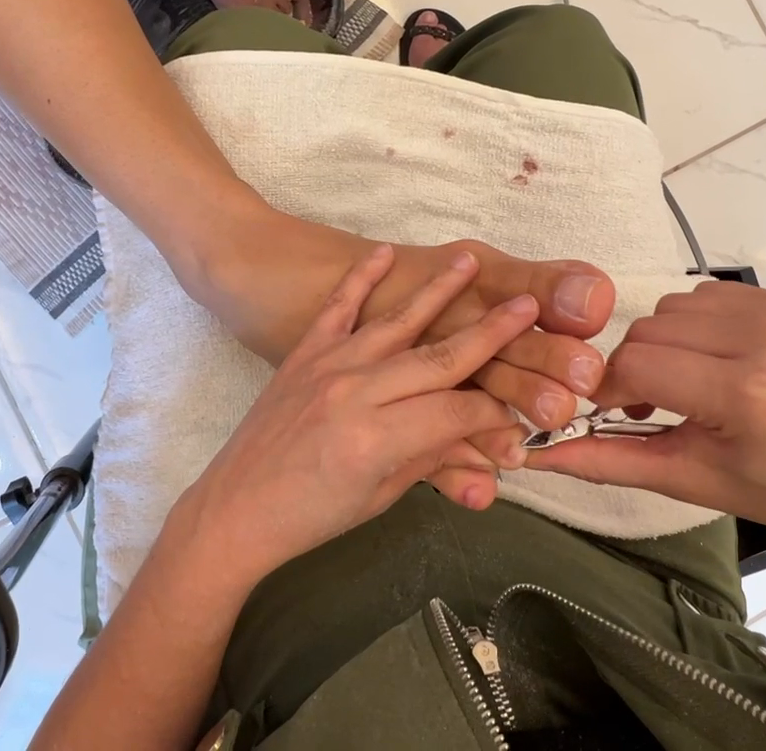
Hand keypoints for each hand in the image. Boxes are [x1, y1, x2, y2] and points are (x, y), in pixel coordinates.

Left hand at [175, 244, 534, 583]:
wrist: (236, 506)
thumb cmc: (312, 515)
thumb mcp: (379, 496)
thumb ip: (431, 460)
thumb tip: (486, 441)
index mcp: (377, 439)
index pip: (457, 413)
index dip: (495, 412)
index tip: (524, 409)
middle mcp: (356, 393)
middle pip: (438, 358)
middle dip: (489, 334)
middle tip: (528, 309)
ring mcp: (327, 366)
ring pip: (395, 323)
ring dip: (437, 291)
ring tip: (471, 261)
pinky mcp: (304, 354)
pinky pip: (337, 308)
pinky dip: (361, 278)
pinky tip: (385, 251)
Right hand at [525, 280, 765, 552]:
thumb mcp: (691, 481)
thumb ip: (606, 460)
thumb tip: (534, 453)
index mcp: (745, 394)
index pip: (635, 366)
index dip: (607, 388)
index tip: (608, 412)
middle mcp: (765, 340)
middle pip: (647, 331)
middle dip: (634, 367)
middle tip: (648, 405)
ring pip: (670, 309)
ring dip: (662, 343)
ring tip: (684, 382)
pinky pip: (706, 297)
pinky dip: (694, 326)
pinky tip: (714, 360)